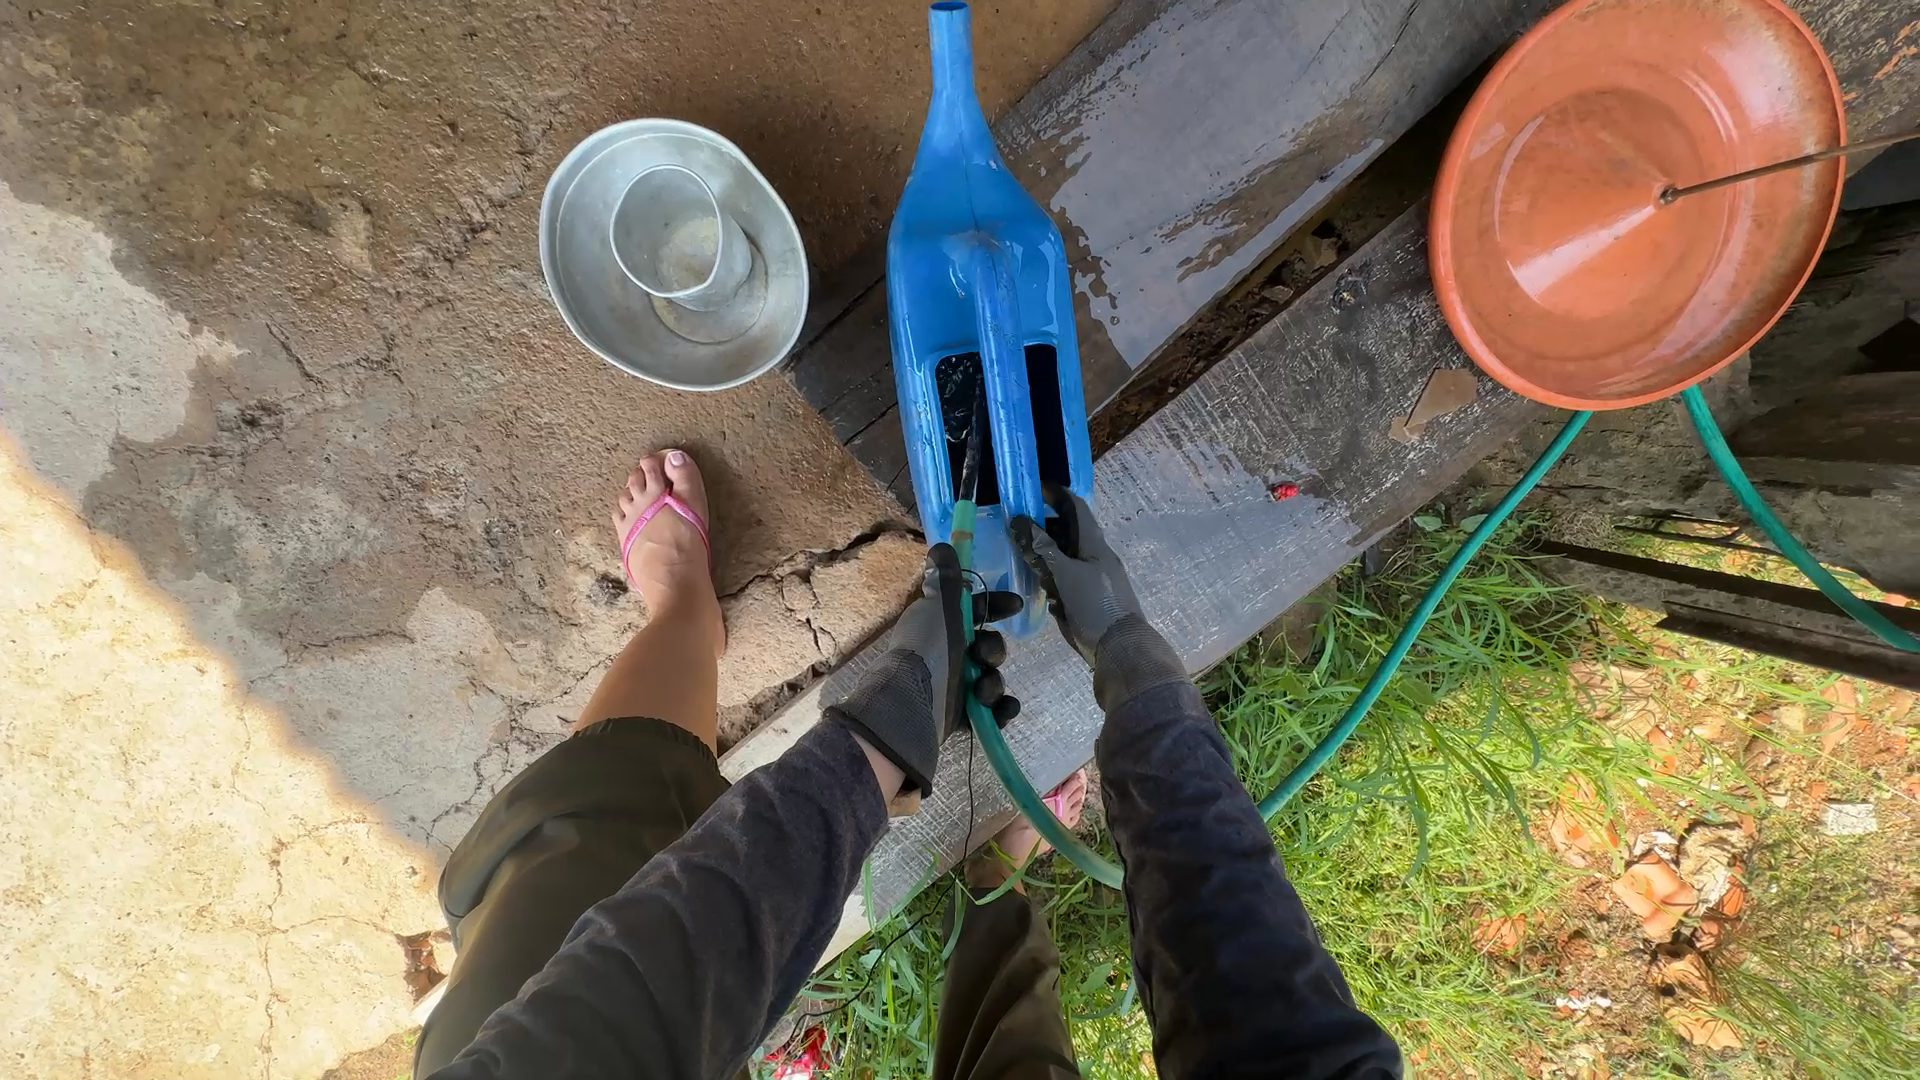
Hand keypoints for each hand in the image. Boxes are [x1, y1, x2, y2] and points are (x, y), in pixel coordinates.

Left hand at [829, 544, 1020, 796]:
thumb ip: (946, 579)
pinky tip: (1003, 710)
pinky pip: (993, 712)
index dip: (996, 605)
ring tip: (981, 691)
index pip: (974, 611)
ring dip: (993, 683)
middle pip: (988, 646)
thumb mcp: (937, 608)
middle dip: (993, 650)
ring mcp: (955, 687)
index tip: (1015, 605)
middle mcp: (948, 655)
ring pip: (992, 679)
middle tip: (983, 655)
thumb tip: (942, 544)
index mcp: (941, 627)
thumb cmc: (927, 650)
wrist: (911, 706)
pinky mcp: (962, 717)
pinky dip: (1000, 711)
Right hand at [1013, 485, 1186, 710]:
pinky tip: (1033, 582)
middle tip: (1015, 524)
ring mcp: (1093, 579)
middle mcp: (1095, 557)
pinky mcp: (1087, 600)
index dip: (1056, 494)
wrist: (1121, 651)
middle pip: (1068, 532)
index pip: (1075, 507)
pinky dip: (1049, 573)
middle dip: (1044, 523)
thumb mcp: (1064, 574)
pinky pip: (1065, 578)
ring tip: (1018, 552)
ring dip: (1044, 550)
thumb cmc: (1095, 607)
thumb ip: (1041, 548)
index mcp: (1094, 544)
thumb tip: (1017, 520)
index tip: (1032, 488)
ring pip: (1065, 556)